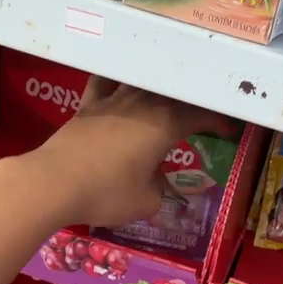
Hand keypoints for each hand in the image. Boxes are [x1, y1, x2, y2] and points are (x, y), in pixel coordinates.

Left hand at [15, 77, 230, 227]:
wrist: (55, 182)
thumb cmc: (107, 193)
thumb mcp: (145, 202)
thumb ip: (159, 192)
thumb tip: (157, 188)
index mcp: (165, 123)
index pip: (200, 113)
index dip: (217, 119)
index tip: (227, 128)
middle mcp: (142, 102)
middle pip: (173, 91)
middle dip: (191, 100)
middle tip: (200, 110)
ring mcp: (112, 99)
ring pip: (142, 82)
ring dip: (158, 87)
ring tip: (166, 95)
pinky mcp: (87, 104)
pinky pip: (106, 82)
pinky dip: (117, 80)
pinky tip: (120, 83)